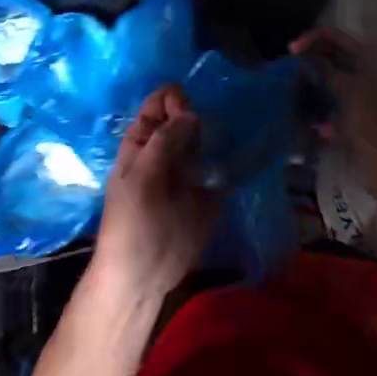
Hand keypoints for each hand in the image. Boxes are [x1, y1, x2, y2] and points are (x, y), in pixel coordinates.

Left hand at [91, 86, 216, 302]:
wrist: (144, 274)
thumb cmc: (133, 224)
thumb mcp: (141, 178)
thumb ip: (164, 141)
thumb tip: (191, 113)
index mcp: (142, 141)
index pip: (160, 102)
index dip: (176, 101)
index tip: (188, 117)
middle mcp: (167, 148)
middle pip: (187, 116)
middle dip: (202, 115)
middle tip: (209, 135)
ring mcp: (189, 168)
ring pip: (207, 137)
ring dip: (219, 134)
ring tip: (229, 141)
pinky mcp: (209, 189)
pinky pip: (222, 164)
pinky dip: (232, 157)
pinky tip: (243, 156)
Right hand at [291, 27, 376, 167]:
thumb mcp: (352, 93)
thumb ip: (329, 71)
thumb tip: (310, 60)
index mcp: (374, 59)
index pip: (337, 37)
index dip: (312, 40)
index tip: (290, 51)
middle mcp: (371, 74)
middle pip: (334, 60)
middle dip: (310, 64)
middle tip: (286, 72)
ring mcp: (366, 100)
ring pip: (332, 86)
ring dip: (313, 89)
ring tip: (290, 94)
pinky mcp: (360, 124)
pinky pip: (334, 112)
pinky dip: (320, 114)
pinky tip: (305, 121)